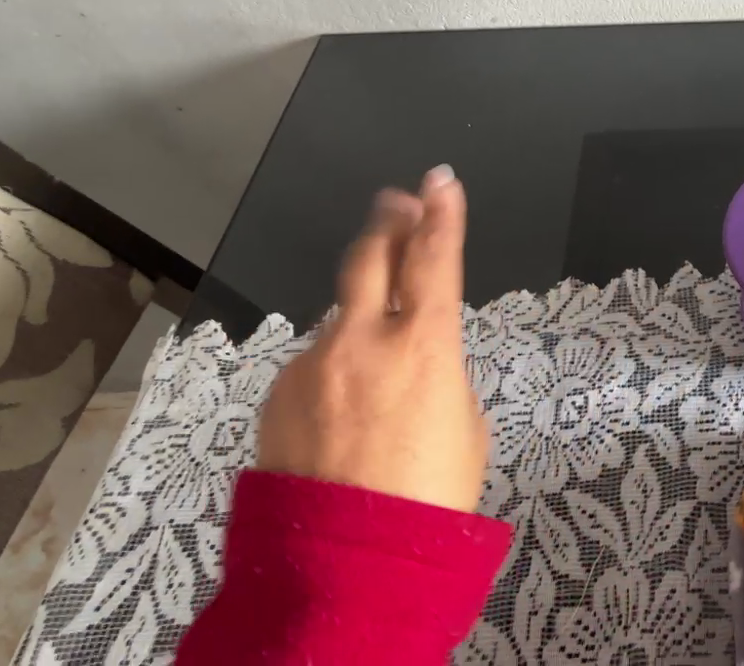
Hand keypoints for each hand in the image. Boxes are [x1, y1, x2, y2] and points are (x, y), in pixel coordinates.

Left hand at [256, 166, 489, 512]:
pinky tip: (341, 413)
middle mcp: (364, 339)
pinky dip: (334, 371)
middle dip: (389, 222)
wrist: (349, 563)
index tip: (441, 181)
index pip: (436, 258)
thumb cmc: (434, 494)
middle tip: (396, 201)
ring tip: (375, 361)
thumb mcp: (465, 424)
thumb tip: (414, 362)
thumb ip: (438, 374)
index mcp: (425, 344)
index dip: (443, 213)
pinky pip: (314, 364)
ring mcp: (313, 364)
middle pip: (371, 256)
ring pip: (340, 317)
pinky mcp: (277, 395)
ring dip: (361, 317)